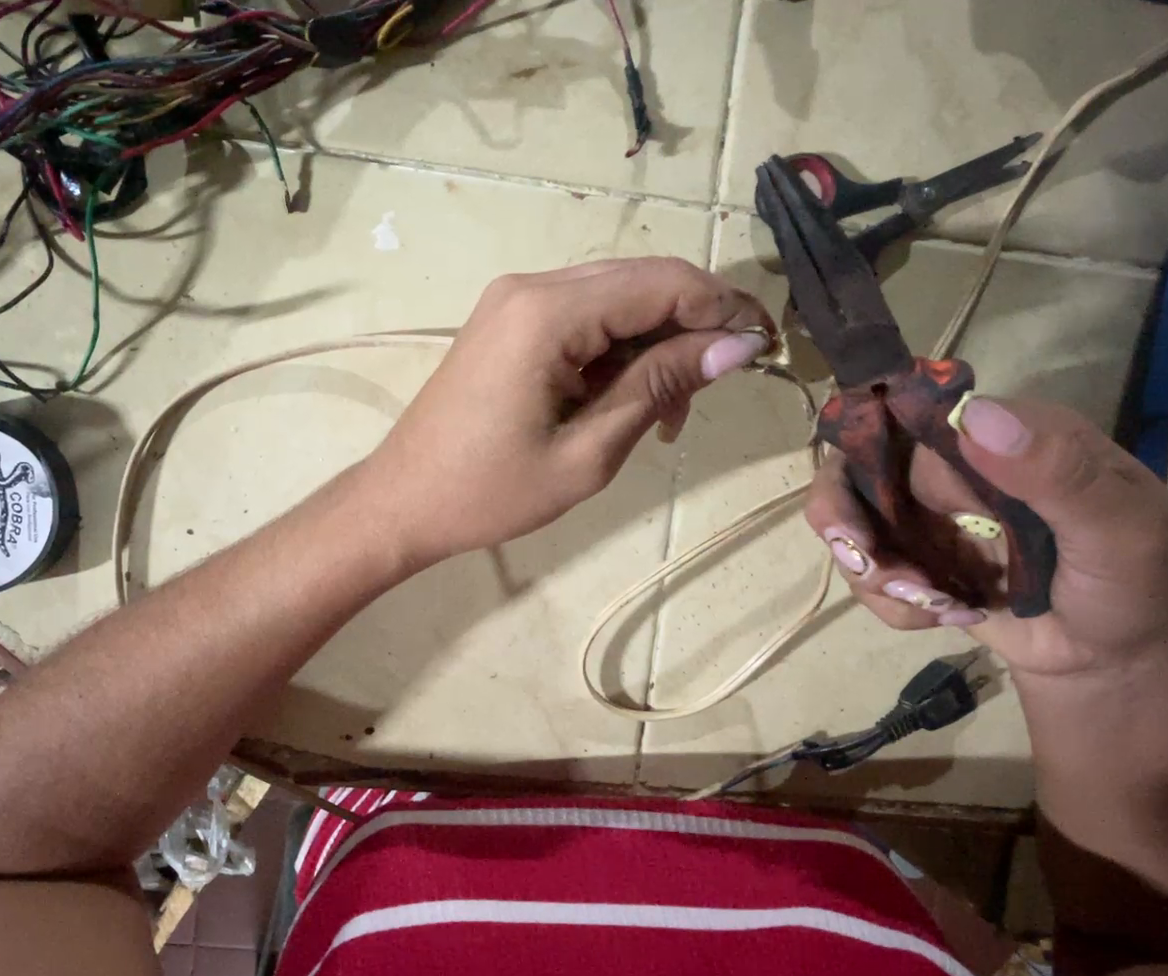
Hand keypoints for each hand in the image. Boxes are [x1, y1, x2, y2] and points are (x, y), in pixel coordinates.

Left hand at [357, 257, 773, 566]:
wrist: (403, 502)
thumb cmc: (489, 493)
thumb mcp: (588, 451)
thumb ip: (659, 387)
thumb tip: (736, 345)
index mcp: (546, 312)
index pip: (661, 282)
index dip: (722, 308)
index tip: (764, 350)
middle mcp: (530, 286)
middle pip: (640, 281)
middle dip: (691, 327)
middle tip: (717, 389)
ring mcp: (514, 301)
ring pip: (615, 299)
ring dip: (654, 344)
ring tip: (668, 414)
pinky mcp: (508, 323)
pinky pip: (582, 318)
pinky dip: (616, 351)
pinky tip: (628, 399)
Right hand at [803, 395, 1167, 681]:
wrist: (1117, 664)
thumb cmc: (1135, 591)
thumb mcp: (1119, 532)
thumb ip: (1057, 473)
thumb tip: (974, 416)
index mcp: (1010, 436)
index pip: (912, 421)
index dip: (877, 461)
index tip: (874, 517)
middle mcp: (960, 465)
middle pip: (859, 464)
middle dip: (847, 521)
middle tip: (864, 563)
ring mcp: (931, 513)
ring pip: (850, 520)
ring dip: (872, 571)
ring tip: (926, 604)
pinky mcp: (916, 556)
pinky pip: (865, 568)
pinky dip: (889, 601)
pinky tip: (937, 616)